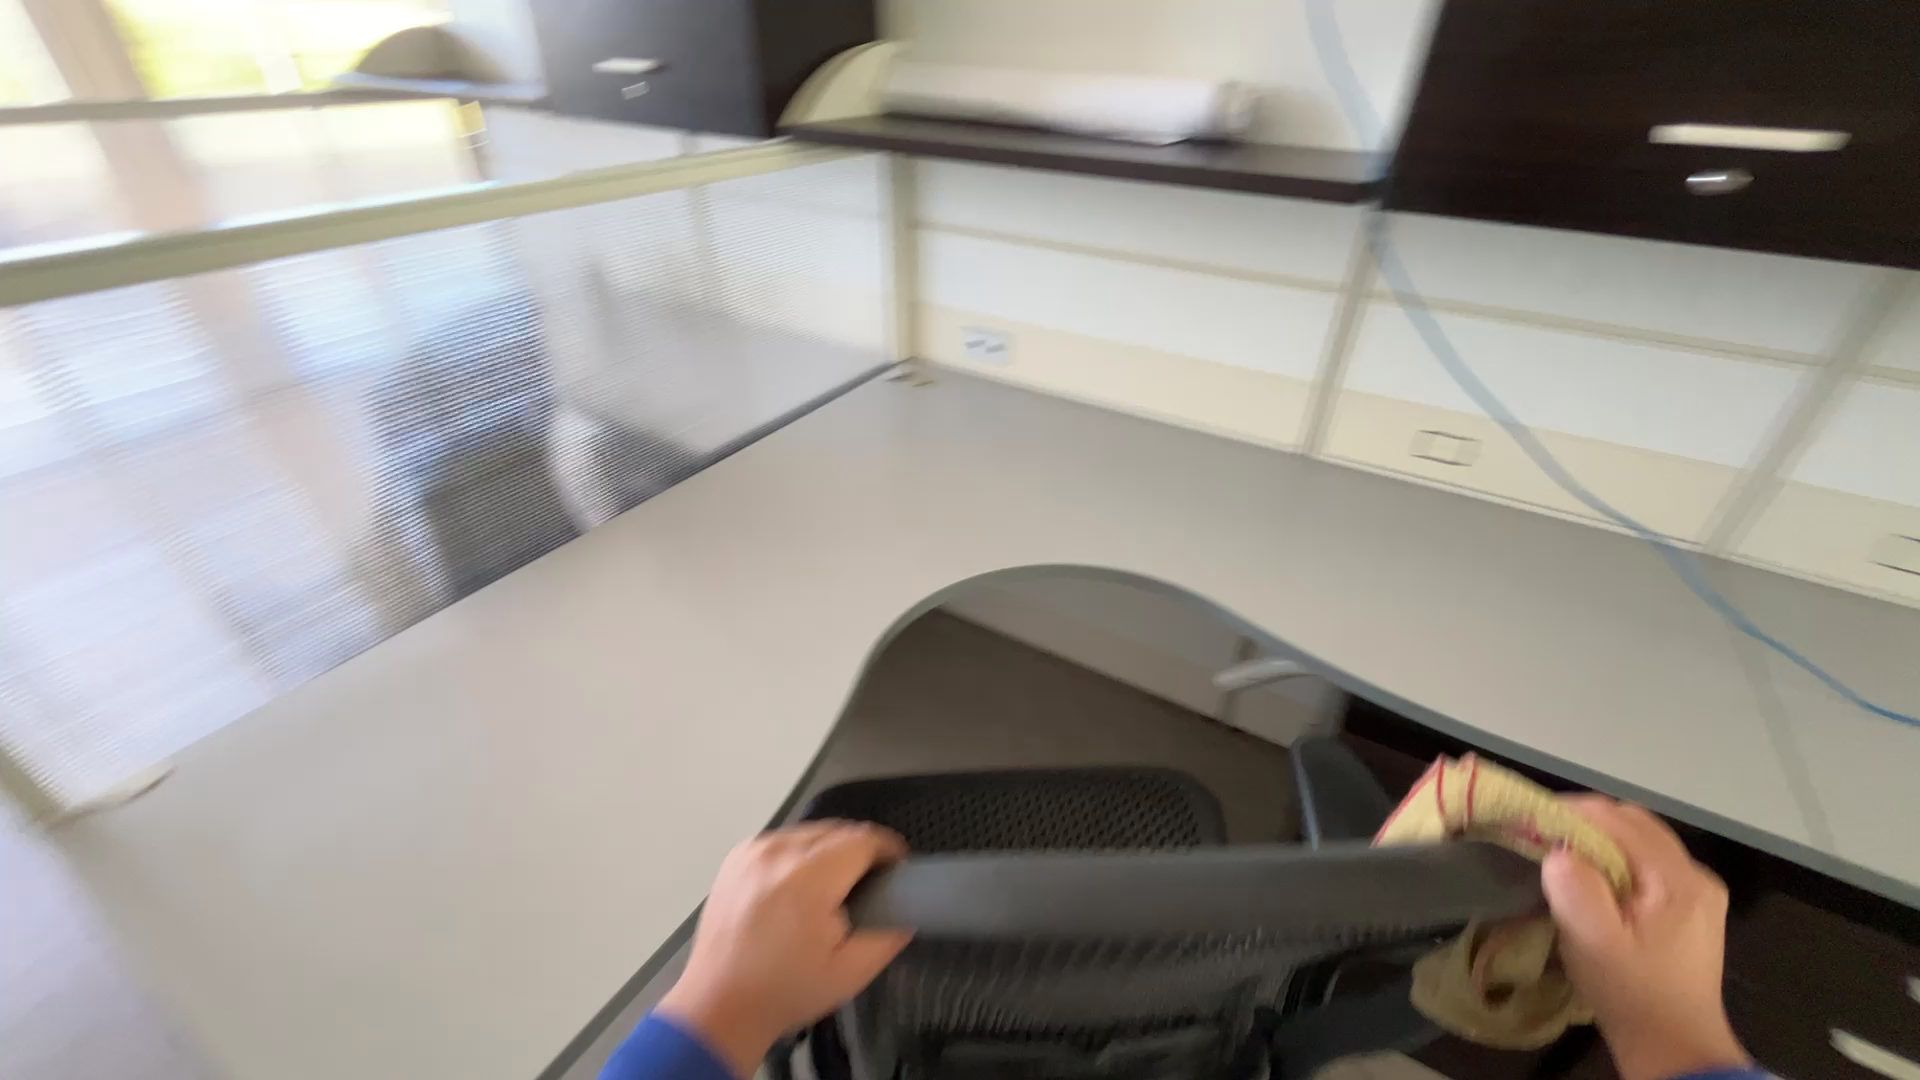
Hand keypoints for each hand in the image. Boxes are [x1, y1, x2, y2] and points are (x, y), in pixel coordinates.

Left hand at [657, 821, 912, 1077]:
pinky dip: (801, 854)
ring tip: (833, 886)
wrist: (717, 1007)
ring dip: (830, 851)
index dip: (888, 849)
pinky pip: (786, 839)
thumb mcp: (851, 972)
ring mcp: (754, 849)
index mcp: (808, 877)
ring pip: (813, 832)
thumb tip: (908, 906)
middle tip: (868, 885)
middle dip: (859, 852)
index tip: (898, 867)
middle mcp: (778, 851)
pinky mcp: (739, 854)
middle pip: (839, 830)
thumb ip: (889, 933)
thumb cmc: (785, 991)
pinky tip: (800, 885)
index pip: (863, 839)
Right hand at [1542, 796, 1750, 1079]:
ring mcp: (1696, 888)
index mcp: (1676, 880)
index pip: (1611, 817)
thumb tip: (1557, 850)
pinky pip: (1644, 854)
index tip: (1524, 823)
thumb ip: (1574, 886)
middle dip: (1579, 817)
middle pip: (1628, 818)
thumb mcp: (1591, 939)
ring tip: (1559, 850)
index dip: (1563, 811)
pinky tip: (1590, 873)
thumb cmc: (1628, 988)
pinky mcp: (1688, 901)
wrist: (1673, 1043)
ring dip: (1594, 832)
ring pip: (1637, 833)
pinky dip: (1611, 849)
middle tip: (1538, 833)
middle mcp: (1694, 874)